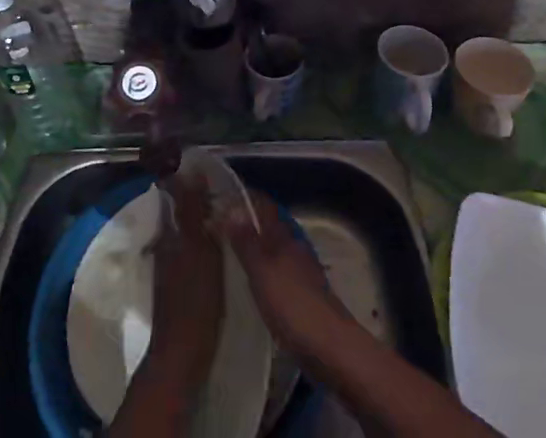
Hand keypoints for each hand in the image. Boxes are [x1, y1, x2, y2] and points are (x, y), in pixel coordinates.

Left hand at [148, 174, 224, 374]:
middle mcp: (165, 244)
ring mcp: (170, 265)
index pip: (173, 195)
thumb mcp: (198, 250)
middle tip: (224, 192)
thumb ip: (190, 212)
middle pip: (179, 213)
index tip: (207, 170)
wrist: (182, 352)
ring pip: (185, 232)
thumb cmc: (194, 299)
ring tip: (227, 215)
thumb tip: (187, 171)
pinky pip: (190, 251)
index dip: (187, 180)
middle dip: (196, 200)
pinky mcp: (178, 283)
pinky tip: (220, 247)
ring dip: (200, 221)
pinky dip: (202, 242)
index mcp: (168, 233)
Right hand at [222, 191, 345, 352]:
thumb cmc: (294, 305)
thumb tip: (231, 206)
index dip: (242, 196)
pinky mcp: (302, 298)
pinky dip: (260, 270)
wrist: (333, 351)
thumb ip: (246, 241)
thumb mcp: (262, 271)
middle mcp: (294, 248)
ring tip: (224, 250)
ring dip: (252, 245)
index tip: (217, 194)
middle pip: (267, 226)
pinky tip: (247, 282)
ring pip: (272, 249)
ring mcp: (301, 274)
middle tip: (213, 223)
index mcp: (284, 237)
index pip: (263, 204)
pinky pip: (275, 272)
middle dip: (244, 221)